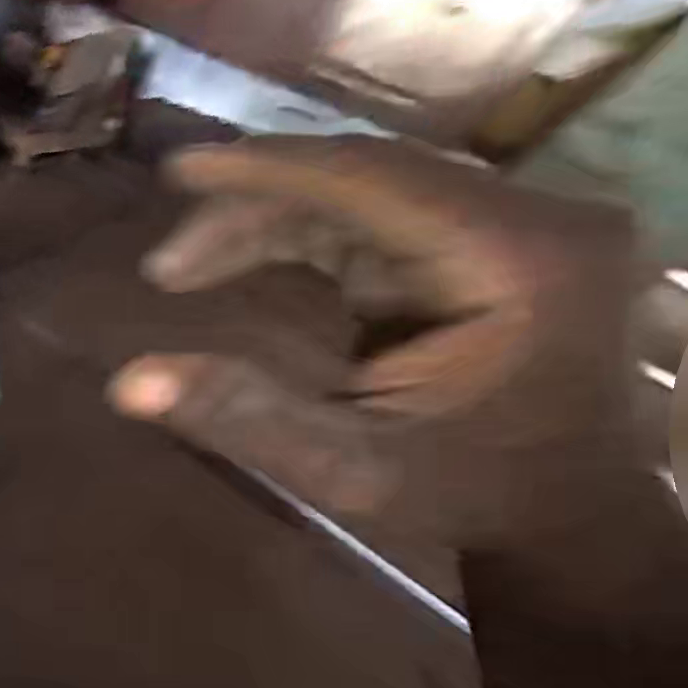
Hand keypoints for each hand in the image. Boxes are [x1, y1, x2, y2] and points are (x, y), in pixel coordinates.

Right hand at [109, 135, 648, 543]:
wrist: (560, 517)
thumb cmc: (465, 497)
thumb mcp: (345, 466)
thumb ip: (241, 416)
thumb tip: (127, 382)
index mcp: (515, 259)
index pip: (369, 179)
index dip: (265, 169)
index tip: (177, 169)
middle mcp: (526, 220)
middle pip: (359, 178)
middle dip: (250, 212)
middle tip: (166, 269)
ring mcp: (509, 228)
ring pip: (358, 194)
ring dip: (265, 226)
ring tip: (186, 272)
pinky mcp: (482, 248)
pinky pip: (371, 218)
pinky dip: (298, 240)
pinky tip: (246, 265)